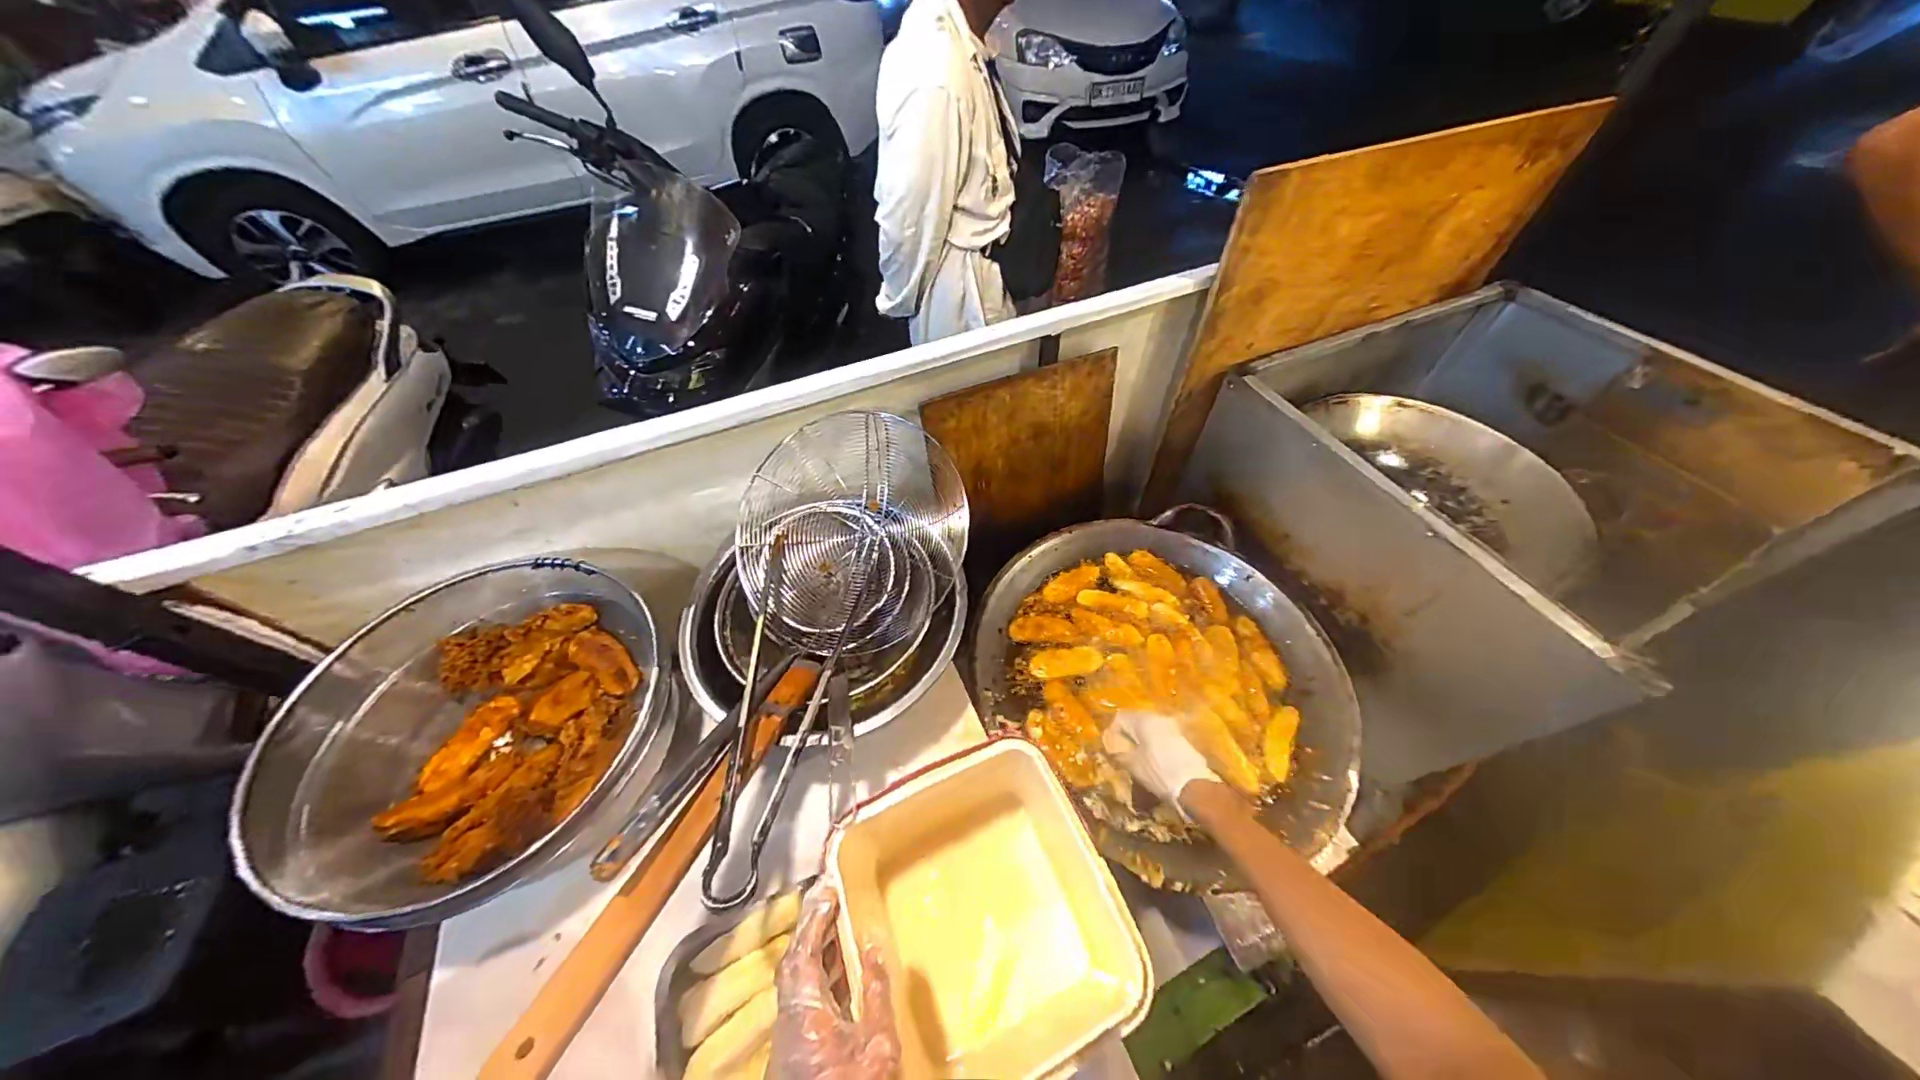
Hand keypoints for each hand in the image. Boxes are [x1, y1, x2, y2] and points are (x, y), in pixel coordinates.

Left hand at [769, 883, 899, 1079]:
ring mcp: (790, 1038)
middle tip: (834, 902)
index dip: (814, 919)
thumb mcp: (877, 1045)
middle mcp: (789, 1020)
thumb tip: (872, 947)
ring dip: (818, 952)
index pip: (802, 953)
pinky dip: (823, 977)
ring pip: (800, 983)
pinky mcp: (797, 1052)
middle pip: (796, 964)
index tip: (827, 891)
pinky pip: (808, 999)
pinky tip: (842, 974)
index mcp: (803, 1012)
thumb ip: (875, 993)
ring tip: (841, 927)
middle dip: (814, 930)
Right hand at [1102, 709, 1217, 819]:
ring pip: (1152, 729)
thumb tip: (1112, 748)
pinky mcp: (1184, 738)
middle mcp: (1159, 718)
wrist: (1193, 785)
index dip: (1113, 731)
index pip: (1121, 717)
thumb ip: (1119, 753)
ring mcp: (1174, 727)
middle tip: (1124, 752)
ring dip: (1144, 740)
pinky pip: (1163, 737)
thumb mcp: (1132, 765)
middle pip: (1137, 721)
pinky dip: (1156, 745)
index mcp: (1144, 720)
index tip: (1112, 747)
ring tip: (1140, 758)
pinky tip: (1156, 761)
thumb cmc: (1157, 772)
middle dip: (1129, 735)